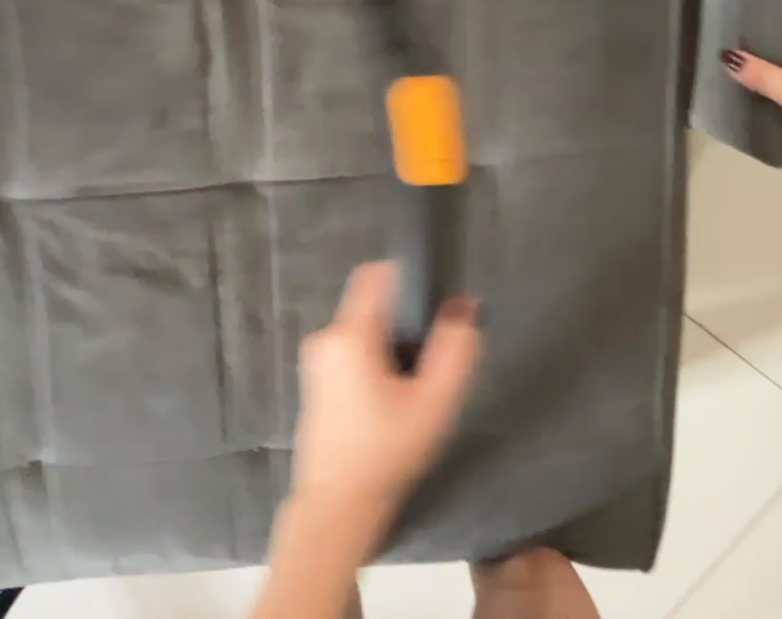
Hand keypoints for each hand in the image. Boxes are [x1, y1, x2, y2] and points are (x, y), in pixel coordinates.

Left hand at [290, 261, 482, 520]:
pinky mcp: (316, 381)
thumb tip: (466, 306)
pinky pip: (352, 351)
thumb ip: (455, 348)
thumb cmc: (386, 450)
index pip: (377, 273)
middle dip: (405, 324)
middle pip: (375, 305)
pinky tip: (389, 403)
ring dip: (391, 347)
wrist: (337, 507)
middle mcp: (326, 337)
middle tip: (429, 364)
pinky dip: (374, 363)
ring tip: (412, 390)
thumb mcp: (435, 401)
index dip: (410, 279)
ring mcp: (316, 360)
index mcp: (349, 333)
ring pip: (365, 330)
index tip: (433, 308)